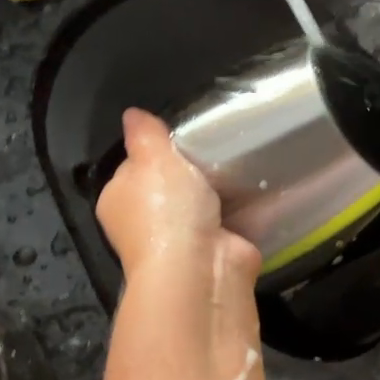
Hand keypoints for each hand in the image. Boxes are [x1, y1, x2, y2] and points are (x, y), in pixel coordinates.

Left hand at [96, 109, 260, 284]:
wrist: (201, 266)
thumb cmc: (166, 208)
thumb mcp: (152, 158)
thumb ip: (145, 135)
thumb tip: (133, 114)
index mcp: (118, 200)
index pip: (135, 168)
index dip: (156, 152)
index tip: (184, 140)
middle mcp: (145, 225)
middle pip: (170, 188)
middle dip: (192, 174)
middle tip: (221, 150)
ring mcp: (183, 242)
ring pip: (203, 207)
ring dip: (221, 194)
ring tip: (245, 166)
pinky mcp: (218, 252)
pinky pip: (232, 223)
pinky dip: (245, 213)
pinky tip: (261, 194)